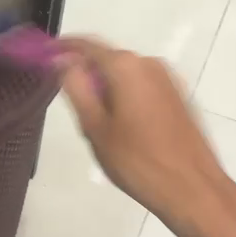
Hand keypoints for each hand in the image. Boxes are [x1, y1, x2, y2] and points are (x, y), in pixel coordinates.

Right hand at [57, 38, 235, 236]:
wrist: (193, 191)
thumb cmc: (137, 161)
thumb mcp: (94, 126)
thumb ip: (75, 86)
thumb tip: (62, 60)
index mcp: (125, 66)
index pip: (85, 45)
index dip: (61, 48)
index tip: (42, 54)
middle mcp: (148, 63)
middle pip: (106, 59)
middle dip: (85, 74)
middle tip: (72, 108)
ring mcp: (168, 79)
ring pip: (124, 74)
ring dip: (106, 88)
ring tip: (98, 125)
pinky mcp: (178, 96)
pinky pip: (141, 86)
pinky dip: (124, 96)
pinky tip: (122, 127)